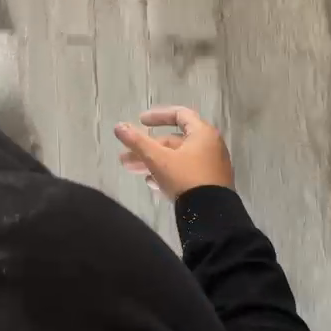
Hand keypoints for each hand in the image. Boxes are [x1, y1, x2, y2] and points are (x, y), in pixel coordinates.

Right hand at [114, 106, 233, 200]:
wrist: (212, 216)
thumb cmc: (186, 178)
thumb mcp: (157, 158)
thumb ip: (137, 141)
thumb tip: (118, 126)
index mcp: (202, 134)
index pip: (180, 114)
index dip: (158, 115)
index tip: (140, 121)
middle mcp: (210, 147)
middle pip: (173, 140)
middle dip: (146, 147)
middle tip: (126, 155)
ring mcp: (212, 166)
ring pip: (177, 157)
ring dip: (153, 161)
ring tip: (132, 170)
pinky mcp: (210, 184)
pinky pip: (185, 172)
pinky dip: (167, 172)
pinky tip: (151, 183)